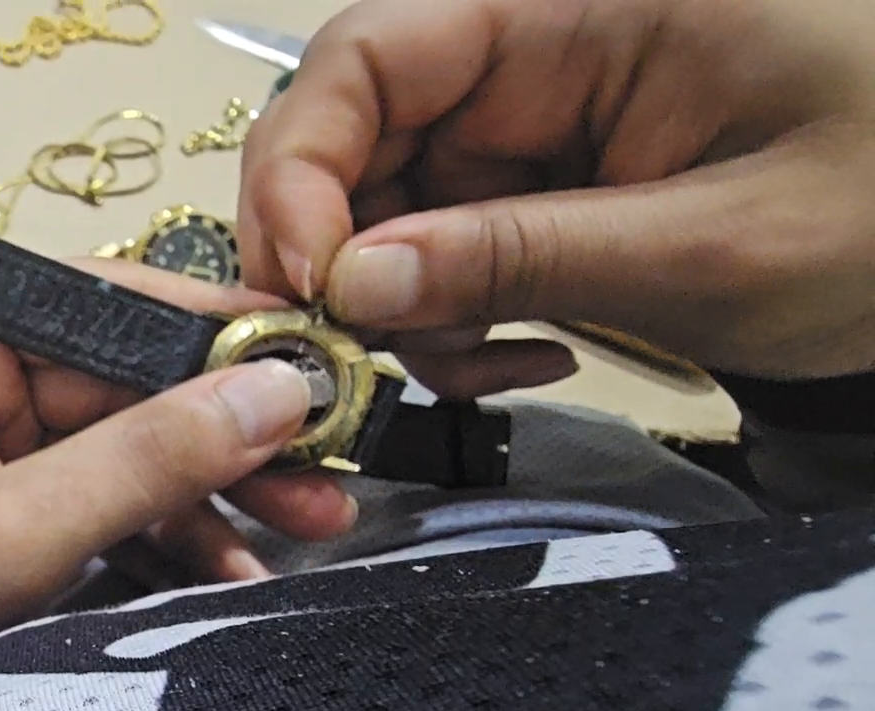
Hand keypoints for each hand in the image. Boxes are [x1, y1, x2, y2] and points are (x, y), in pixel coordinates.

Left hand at [0, 260, 356, 710]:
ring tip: (308, 526)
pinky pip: (92, 494)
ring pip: (117, 442)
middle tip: (327, 470)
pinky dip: (156, 531)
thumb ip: (143, 461)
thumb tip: (275, 390)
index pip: (100, 307)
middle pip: (120, 380)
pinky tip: (226, 564)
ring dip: (204, 491)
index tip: (317, 365)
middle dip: (220, 435)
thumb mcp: (12, 536)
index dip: (213, 337)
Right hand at [236, 0, 874, 386]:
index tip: (304, 282)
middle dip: (319, 261)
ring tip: (479, 363)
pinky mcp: (498, 206)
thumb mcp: (722, 246)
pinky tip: (512, 357)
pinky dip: (431, 334)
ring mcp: (500, 144)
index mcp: (580, 7)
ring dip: (386, 317)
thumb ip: (522, 259)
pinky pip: (409, 272)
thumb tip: (345, 287)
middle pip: (335, 150)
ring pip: (360, 228)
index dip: (300, 169)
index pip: (364, 60)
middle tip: (340, 350)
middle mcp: (516, 66)